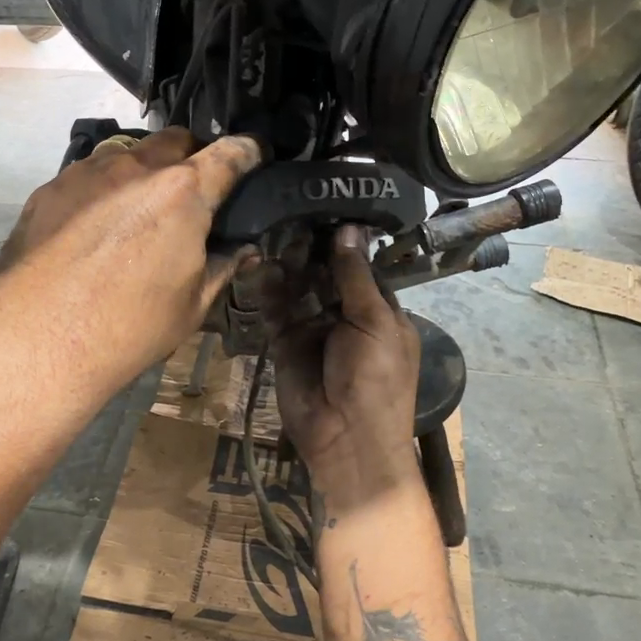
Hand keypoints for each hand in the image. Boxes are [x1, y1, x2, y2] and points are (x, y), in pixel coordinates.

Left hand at [0, 127, 261, 404]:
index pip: (229, 154)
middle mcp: (135, 168)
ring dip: (143, 170)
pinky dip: (102, 190)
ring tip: (139, 208)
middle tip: (192, 192)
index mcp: (182, 194)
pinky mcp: (49, 190)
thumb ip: (221, 267)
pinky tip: (94, 227)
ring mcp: (86, 173)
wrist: (40, 346)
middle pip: (175, 140)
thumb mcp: (191, 307)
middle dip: (191, 157)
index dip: (248, 152)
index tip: (254, 156)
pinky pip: (87, 175)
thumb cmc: (128, 331)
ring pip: (126, 152)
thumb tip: (244, 250)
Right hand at [267, 226, 422, 510]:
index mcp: (379, 309)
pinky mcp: (285, 343)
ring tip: (272, 229)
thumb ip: (356, 276)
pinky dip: (268, 289)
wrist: (347, 438)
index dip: (343, 240)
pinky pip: (275, 310)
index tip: (324, 202)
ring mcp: (313, 329)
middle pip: (324, 273)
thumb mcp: (375, 322)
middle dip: (310, 247)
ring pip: (297, 288)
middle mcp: (345, 314)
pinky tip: (260, 264)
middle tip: (290, 210)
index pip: (359, 265)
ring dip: (287, 263)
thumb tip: (350, 228)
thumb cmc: (376, 378)